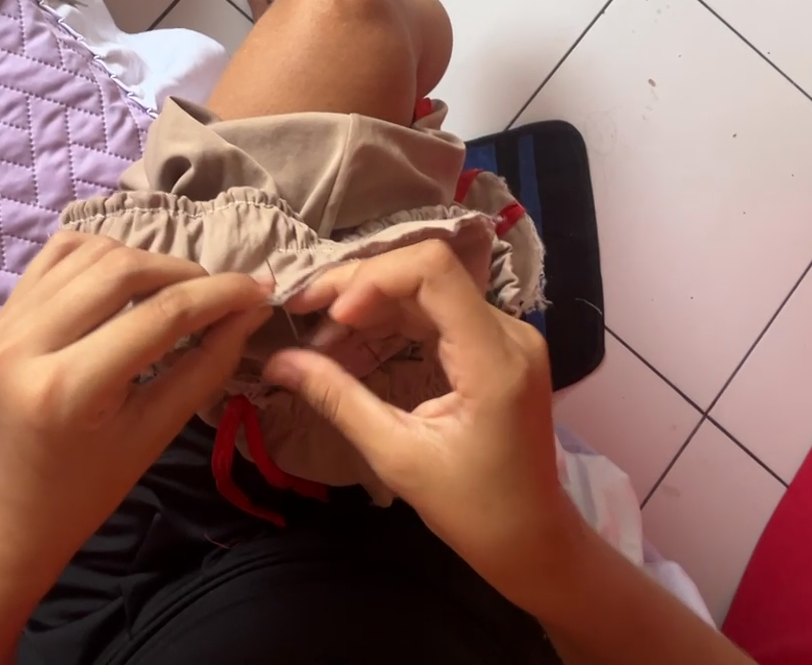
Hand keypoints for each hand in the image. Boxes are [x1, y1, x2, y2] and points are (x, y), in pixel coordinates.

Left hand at [0, 231, 269, 586]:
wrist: (16, 509)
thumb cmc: (93, 485)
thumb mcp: (159, 430)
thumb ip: (209, 362)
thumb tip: (254, 307)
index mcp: (67, 389)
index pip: (160, 315)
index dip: (220, 294)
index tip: (259, 289)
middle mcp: (27, 343)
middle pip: (124, 270)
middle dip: (185, 272)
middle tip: (218, 294)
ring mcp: (8, 321)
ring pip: (95, 252)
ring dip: (147, 260)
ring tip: (175, 291)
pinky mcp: (3, 310)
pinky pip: (62, 251)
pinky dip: (104, 251)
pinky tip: (127, 278)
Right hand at [262, 239, 579, 606]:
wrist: (534, 540)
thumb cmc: (474, 510)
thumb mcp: (398, 456)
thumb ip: (338, 399)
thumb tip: (277, 362)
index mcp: (494, 357)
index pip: (434, 271)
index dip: (375, 279)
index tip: (333, 316)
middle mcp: (506, 331)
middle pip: (423, 273)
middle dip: (357, 286)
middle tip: (302, 312)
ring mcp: (503, 334)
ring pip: (424, 288)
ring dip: (368, 303)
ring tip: (318, 333)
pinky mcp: (492, 343)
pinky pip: (434, 310)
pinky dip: (388, 319)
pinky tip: (350, 337)